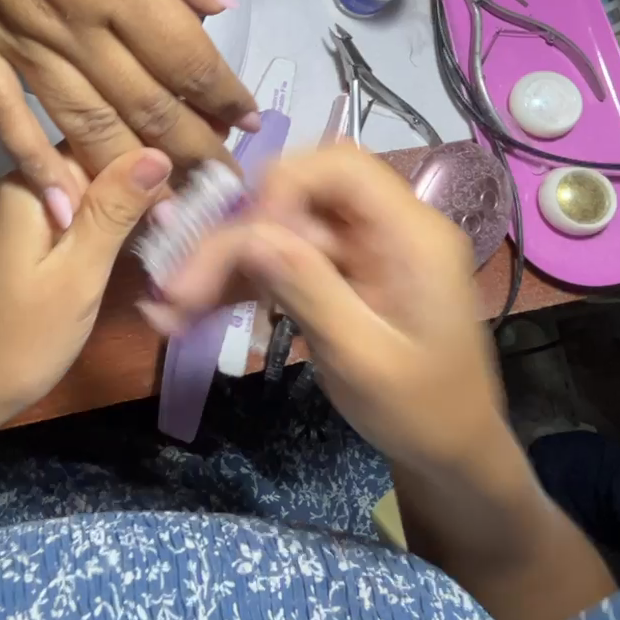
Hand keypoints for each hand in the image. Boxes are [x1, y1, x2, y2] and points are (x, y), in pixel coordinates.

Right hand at [0, 0, 259, 227]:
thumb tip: (211, 7)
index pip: (186, 59)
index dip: (223, 98)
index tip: (246, 124)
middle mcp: (69, 21)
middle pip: (143, 105)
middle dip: (190, 149)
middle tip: (221, 184)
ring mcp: (11, 37)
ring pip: (81, 123)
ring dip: (128, 171)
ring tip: (166, 208)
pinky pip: (0, 114)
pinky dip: (31, 161)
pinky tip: (60, 202)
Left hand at [0, 147, 171, 440]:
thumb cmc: (22, 339)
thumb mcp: (78, 275)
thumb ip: (114, 211)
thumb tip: (157, 150)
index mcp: (29, 182)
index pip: (97, 138)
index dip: (146, 152)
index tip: (196, 173)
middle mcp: (20, 185)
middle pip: (92, 161)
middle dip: (141, 177)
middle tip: (198, 200)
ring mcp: (20, 213)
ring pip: (85, 189)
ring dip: (127, 201)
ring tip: (180, 212)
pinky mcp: (24, 238)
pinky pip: (72, 213)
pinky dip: (105, 222)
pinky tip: (138, 232)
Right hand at [155, 145, 511, 474]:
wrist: (448, 453)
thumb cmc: (422, 413)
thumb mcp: (364, 358)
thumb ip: (309, 291)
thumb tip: (248, 235)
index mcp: (410, 235)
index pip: (341, 166)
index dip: (283, 184)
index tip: (246, 237)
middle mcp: (380, 227)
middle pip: (293, 195)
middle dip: (232, 236)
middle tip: (180, 286)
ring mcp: (355, 249)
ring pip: (274, 229)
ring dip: (221, 264)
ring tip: (171, 307)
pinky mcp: (333, 272)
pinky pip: (276, 260)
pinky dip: (235, 284)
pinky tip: (191, 312)